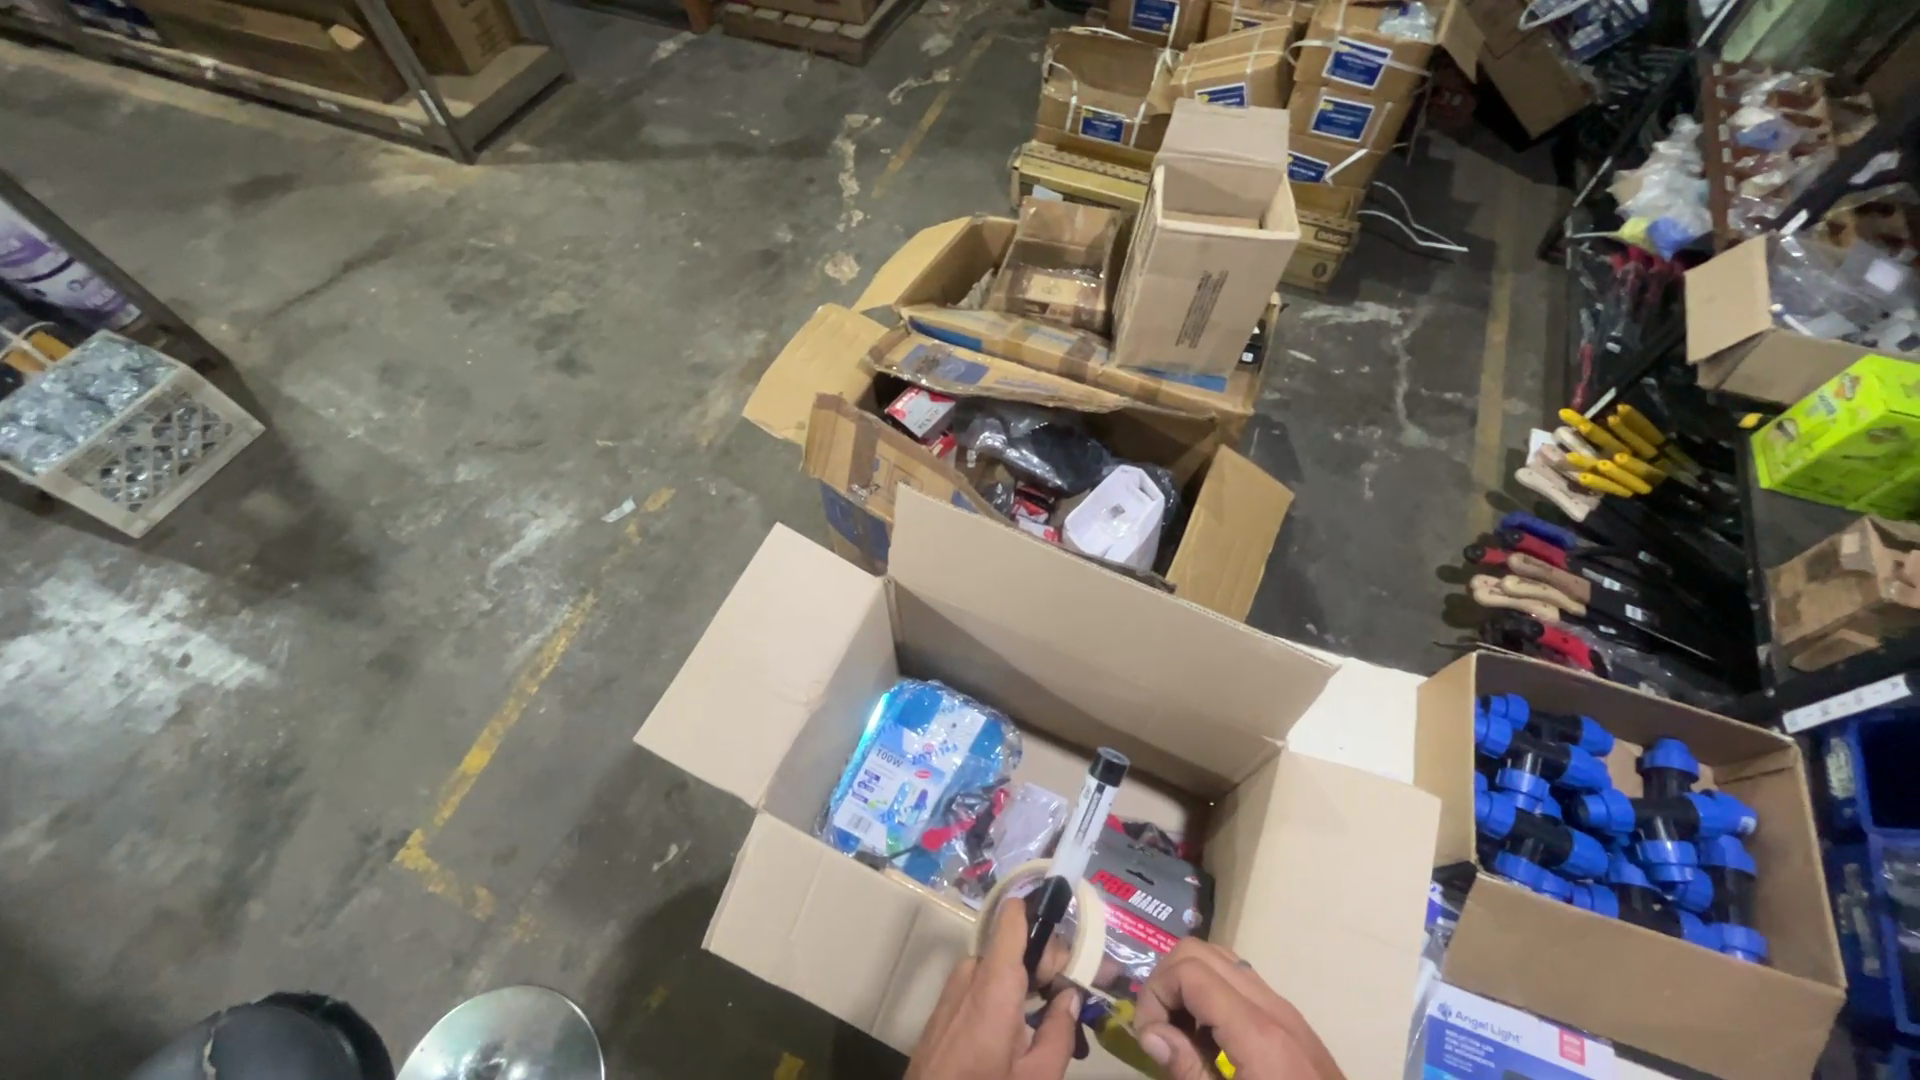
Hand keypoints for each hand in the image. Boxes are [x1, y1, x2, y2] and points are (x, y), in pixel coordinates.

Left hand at [906, 901, 1081, 1079]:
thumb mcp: (1037, 1078)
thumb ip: (1060, 1032)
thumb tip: (1071, 996)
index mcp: (994, 983)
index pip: (1013, 917)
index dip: (1042, 915)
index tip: (1070, 945)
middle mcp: (971, 973)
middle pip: (1016, 946)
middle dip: (1046, 964)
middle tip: (1072, 994)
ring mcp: (954, 987)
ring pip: (1002, 967)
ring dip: (1028, 982)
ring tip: (1051, 1014)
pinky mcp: (947, 1004)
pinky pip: (984, 983)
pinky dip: (1007, 993)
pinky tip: (1022, 1025)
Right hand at [1132, 940, 1344, 1079]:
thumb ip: (1187, 1070)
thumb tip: (1150, 1033)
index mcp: (1257, 1033)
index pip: (1188, 971)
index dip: (1154, 994)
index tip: (1147, 1037)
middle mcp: (1272, 1007)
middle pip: (1199, 951)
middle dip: (1166, 981)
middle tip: (1157, 1029)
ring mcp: (1284, 1009)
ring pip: (1219, 958)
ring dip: (1188, 983)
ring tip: (1179, 1032)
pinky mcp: (1290, 1020)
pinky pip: (1239, 980)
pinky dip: (1210, 993)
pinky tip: (1208, 1039)